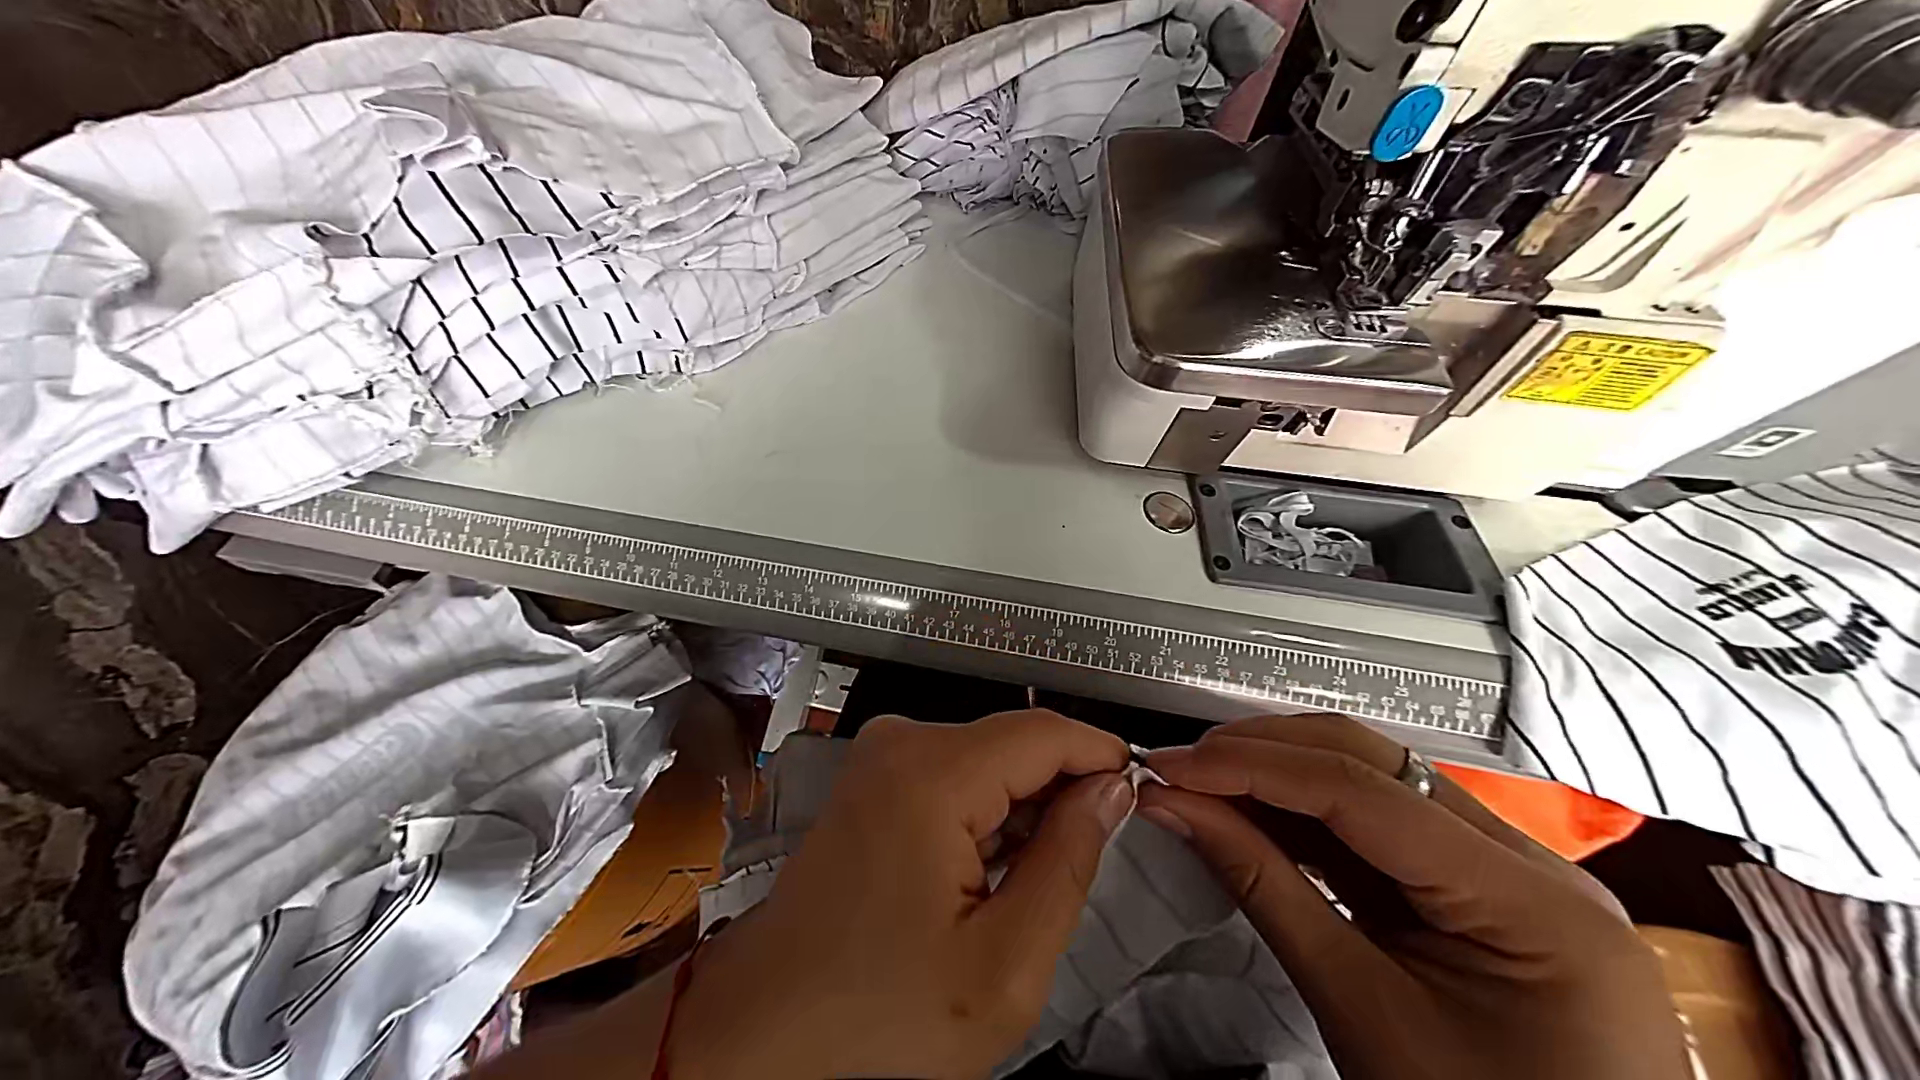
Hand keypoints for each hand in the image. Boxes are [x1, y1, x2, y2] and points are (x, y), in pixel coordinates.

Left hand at [665, 710, 1133, 1079]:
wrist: (762, 1031)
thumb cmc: (877, 1015)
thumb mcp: (1004, 963)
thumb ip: (1069, 862)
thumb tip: (1108, 792)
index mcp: (933, 772)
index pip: (1047, 732)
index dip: (1102, 758)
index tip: (1137, 800)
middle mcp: (902, 742)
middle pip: (1016, 741)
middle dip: (1062, 791)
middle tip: (1082, 867)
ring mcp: (879, 756)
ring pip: (988, 758)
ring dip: (1023, 808)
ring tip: (1027, 885)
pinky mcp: (871, 778)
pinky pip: (952, 774)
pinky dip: (985, 812)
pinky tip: (984, 873)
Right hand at [1138, 714, 1688, 1079]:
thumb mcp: (1362, 1013)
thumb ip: (1266, 891)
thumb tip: (1184, 810)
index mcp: (1535, 905)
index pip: (1363, 790)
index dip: (1253, 765)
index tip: (1176, 767)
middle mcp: (1534, 868)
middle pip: (1372, 763)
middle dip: (1263, 753)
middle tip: (1182, 768)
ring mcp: (1509, 874)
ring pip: (1372, 781)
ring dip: (1278, 776)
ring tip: (1204, 786)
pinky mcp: (1477, 889)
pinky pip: (1378, 827)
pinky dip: (1306, 816)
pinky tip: (1253, 815)